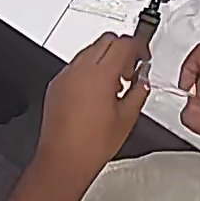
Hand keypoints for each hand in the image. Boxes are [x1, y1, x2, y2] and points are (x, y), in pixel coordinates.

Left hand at [35, 33, 149, 179]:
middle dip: (122, 49)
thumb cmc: (91, 145)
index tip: (142, 55)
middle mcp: (80, 70)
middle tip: (131, 68)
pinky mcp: (56, 84)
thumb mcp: (127, 118)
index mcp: (100, 75)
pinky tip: (97, 91)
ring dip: (105, 58)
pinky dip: (89, 69)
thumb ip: (139, 91)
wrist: (64, 159)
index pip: (122, 44)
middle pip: (105, 40)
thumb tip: (143, 80)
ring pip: (89, 51)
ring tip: (115, 83)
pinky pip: (75, 66)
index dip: (137, 46)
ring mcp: (66, 75)